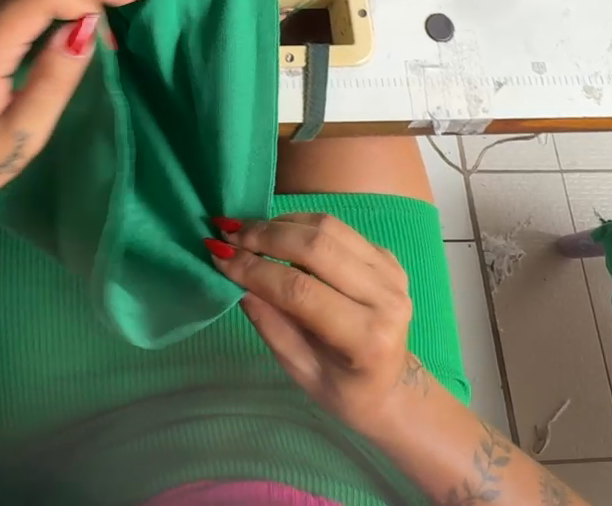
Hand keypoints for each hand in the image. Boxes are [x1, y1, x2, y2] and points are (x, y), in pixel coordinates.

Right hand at [207, 213, 419, 434]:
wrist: (393, 387)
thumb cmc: (342, 389)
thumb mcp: (299, 370)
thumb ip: (269, 322)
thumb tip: (234, 276)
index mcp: (366, 338)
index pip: (300, 291)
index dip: (254, 269)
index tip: (218, 255)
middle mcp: (385, 298)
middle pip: (316, 248)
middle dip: (264, 236)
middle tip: (227, 233)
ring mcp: (390, 271)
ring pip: (326, 227)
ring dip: (279, 223)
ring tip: (245, 229)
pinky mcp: (387, 255)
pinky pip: (337, 227)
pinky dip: (300, 223)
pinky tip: (275, 231)